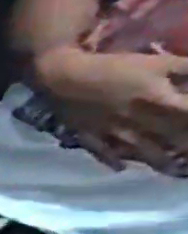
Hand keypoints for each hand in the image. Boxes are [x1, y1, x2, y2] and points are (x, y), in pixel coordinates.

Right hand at [33, 45, 187, 171]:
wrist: (58, 75)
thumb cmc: (110, 66)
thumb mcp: (158, 62)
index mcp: (159, 101)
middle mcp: (138, 121)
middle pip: (173, 139)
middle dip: (186, 148)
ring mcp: (110, 130)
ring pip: (140, 150)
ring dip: (158, 162)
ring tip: (172, 170)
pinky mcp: (87, 132)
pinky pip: (100, 150)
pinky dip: (111, 160)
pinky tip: (120, 167)